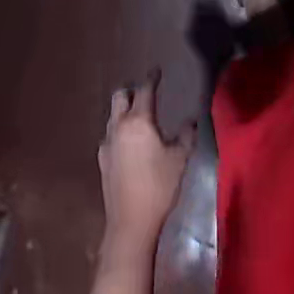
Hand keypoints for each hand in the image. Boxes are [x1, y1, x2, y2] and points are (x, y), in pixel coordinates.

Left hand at [97, 70, 194, 250]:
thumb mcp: (180, 160)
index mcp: (139, 120)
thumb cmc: (159, 187)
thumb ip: (186, 135)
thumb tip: (191, 120)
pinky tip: (127, 142)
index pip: (145, 90)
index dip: (151, 78)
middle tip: (144, 91)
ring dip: (123, 109)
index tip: (156, 70)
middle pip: (120, 96)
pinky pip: (109, 134)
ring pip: (113, 114)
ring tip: (137, 115)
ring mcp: (107, 142)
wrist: (131, 222)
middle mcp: (119, 125)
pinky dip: (118, 130)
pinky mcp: (102, 159)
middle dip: (131, 89)